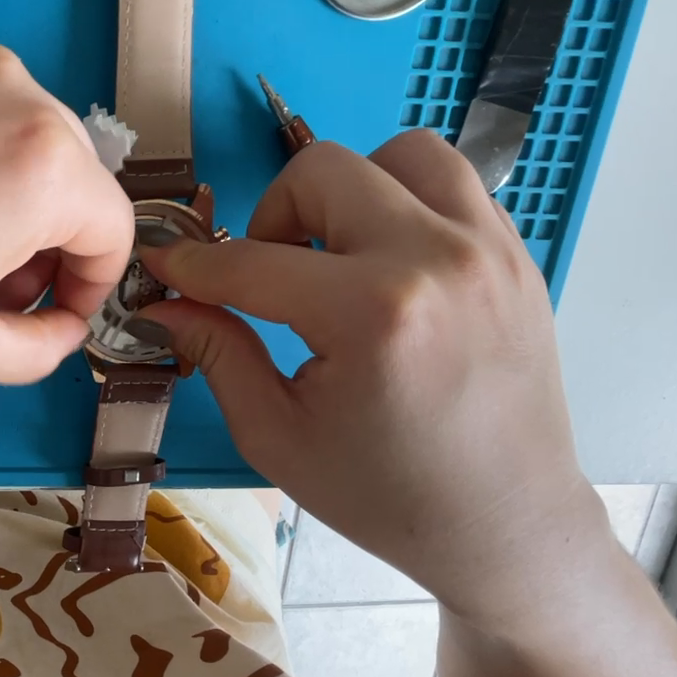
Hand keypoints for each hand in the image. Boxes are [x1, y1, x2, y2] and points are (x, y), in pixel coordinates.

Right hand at [142, 131, 607, 623]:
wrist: (501, 523)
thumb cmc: (378, 493)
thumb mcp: (274, 434)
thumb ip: (217, 353)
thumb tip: (164, 305)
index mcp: (370, 314)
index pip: (251, 260)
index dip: (189, 263)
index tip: (160, 264)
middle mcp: (437, 258)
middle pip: (324, 171)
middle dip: (269, 216)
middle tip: (263, 277)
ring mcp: (490, 248)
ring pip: (400, 153)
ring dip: (344, 193)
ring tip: (330, 259)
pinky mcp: (516, 255)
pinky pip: (450, 185)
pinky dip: (399, 206)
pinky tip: (380, 270)